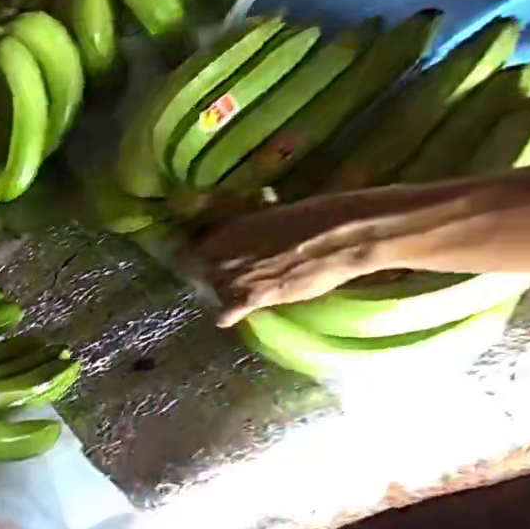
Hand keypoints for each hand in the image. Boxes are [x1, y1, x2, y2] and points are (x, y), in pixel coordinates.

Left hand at [193, 182, 475, 324]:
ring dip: (219, 295)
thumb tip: (245, 218)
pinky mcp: (247, 297)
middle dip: (204, 276)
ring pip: (207, 293)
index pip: (185, 246)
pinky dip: (228, 316)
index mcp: (223, 226)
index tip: (199, 259)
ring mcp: (229, 275)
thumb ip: (246, 223)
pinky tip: (238, 313)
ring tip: (238, 292)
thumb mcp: (270, 212)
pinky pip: (223, 315)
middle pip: (192, 272)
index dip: (192, 255)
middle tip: (224, 278)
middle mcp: (217, 251)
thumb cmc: (314, 216)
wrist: (344, 235)